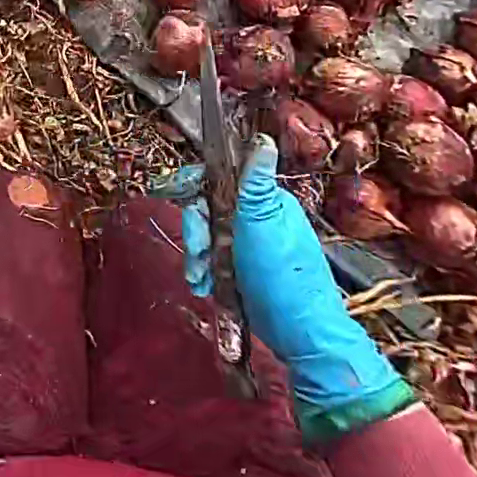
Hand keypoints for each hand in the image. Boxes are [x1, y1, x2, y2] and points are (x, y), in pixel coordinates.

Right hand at [181, 135, 414, 441]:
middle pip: (207, 207)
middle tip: (198, 253)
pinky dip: (205, 273)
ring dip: (197, 256)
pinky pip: (212, 262)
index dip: (193, 182)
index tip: (173, 191)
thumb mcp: (262, 223)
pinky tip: (206, 288)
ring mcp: (249, 246)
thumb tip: (263, 139)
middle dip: (195, 229)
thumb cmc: (282, 275)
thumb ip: (256, 182)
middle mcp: (255, 218)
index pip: (219, 176)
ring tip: (200, 278)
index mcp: (262, 200)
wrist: (302, 336)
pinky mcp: (242, 272)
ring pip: (207, 237)